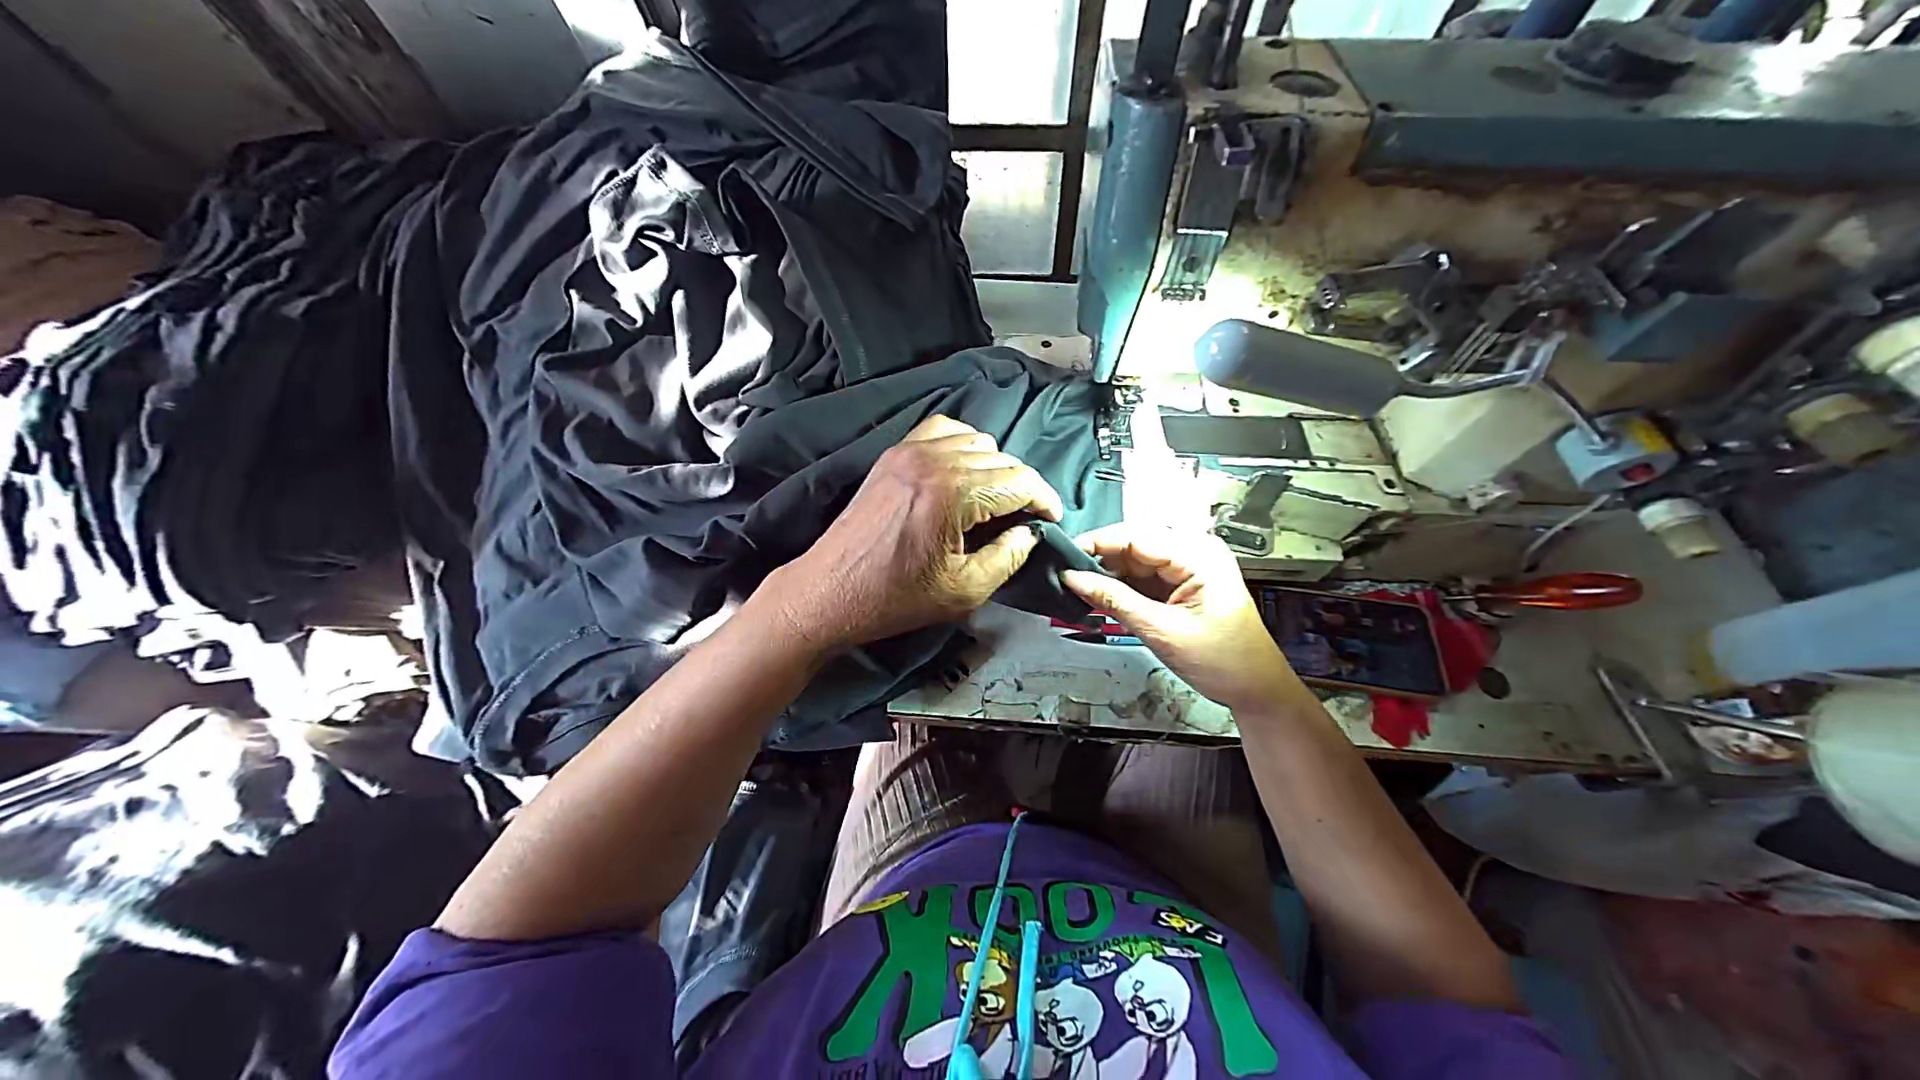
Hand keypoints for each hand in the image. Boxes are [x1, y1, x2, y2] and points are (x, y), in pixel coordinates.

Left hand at [757, 415, 1062, 649]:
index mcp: (952, 493)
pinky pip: (943, 431)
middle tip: (1026, 519)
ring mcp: (909, 451)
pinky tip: (965, 473)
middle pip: (1002, 459)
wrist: (830, 591)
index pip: (1020, 481)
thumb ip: (1008, 556)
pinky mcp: (893, 454)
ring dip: (996, 467)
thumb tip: (1029, 532)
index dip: (1045, 500)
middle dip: (1023, 488)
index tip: (1052, 520)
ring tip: (997, 501)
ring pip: (977, 441)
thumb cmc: (894, 598)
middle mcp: (933, 460)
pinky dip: (963, 446)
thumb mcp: (965, 590)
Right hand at [1061, 524, 1302, 711]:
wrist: (1256, 687)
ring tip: (1082, 590)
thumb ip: (1114, 600)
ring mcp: (1189, 565)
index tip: (1066, 558)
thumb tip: (1075, 579)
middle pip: (1134, 543)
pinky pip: (1144, 574)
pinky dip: (1123, 586)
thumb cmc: (1225, 661)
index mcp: (1198, 554)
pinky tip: (1104, 597)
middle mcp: (1195, 551)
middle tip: (1069, 577)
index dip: (1097, 544)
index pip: (1135, 535)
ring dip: (1109, 574)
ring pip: (1135, 559)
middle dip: (1100, 560)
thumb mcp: (1161, 631)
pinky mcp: (1183, 581)